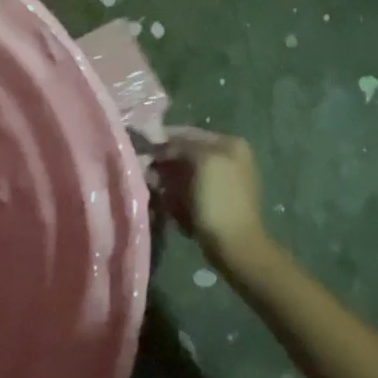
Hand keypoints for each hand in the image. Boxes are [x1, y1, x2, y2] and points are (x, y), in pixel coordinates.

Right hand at [156, 127, 269, 260]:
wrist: (235, 245)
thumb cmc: (219, 199)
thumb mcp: (203, 160)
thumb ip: (182, 145)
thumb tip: (162, 147)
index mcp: (231, 144)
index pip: (189, 133)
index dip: (165, 139)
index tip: (143, 148)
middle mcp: (229, 157)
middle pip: (187, 152)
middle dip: (165, 161)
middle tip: (147, 171)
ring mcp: (223, 180)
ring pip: (185, 171)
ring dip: (168, 178)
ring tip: (155, 187)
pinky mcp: (216, 200)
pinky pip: (189, 188)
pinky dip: (176, 193)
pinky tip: (168, 201)